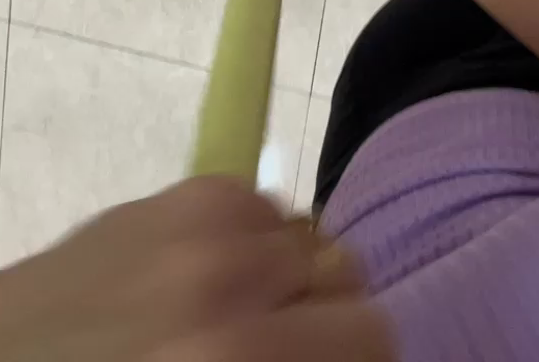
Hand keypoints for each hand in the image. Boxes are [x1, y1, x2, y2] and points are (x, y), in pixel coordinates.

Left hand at [0, 177, 389, 361]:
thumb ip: (276, 356)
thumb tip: (328, 336)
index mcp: (235, 355)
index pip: (372, 334)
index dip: (356, 356)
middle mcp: (225, 278)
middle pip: (346, 275)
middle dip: (322, 323)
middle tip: (275, 348)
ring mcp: (191, 223)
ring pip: (302, 235)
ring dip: (283, 281)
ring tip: (229, 320)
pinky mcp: (165, 194)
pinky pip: (255, 209)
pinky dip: (246, 245)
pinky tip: (196, 286)